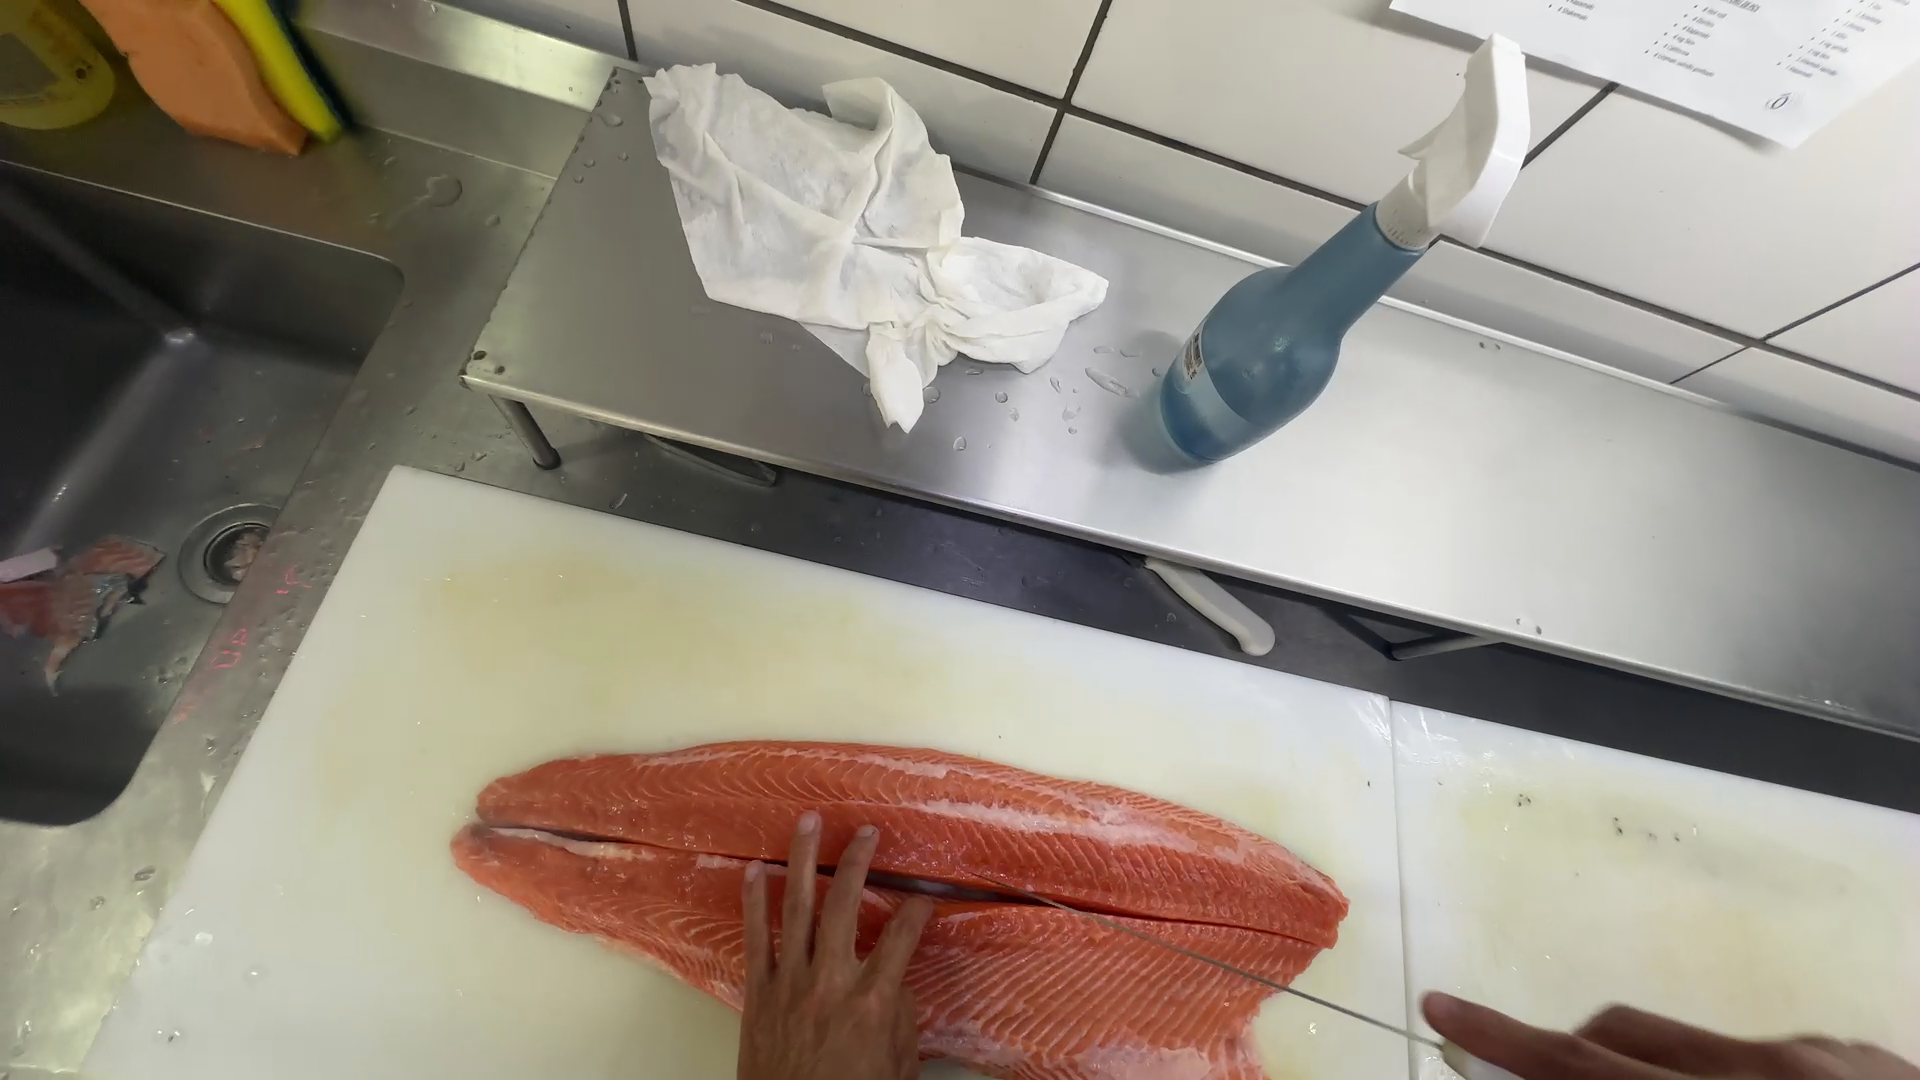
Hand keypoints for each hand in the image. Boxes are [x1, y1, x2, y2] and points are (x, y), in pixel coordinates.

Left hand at [737, 812, 933, 1079]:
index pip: (903, 937)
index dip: (918, 909)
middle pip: (846, 905)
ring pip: (798, 907)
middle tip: (867, 831)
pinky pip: (756, 937)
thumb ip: (900, 1013)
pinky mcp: (759, 992)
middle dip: (858, 861)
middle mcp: (831, 981)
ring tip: (809, 821)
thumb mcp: (897, 1065)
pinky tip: (754, 868)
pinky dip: (754, 900)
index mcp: (871, 1000)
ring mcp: (791, 982)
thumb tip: (896, 973)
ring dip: (803, 859)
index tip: (926, 894)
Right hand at [1424, 992, 1917, 1078]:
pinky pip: (1765, 1050)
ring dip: (1647, 1067)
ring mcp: (1827, 1056)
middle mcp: (1771, 1068)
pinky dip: (1732, 1076)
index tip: (1436, 1006)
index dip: (1500, 1034)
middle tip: (1526, 1068)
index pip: (1586, 1065)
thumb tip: (1573, 1072)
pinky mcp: (1869, 1055)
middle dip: (1557, 1047)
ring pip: (1684, 1037)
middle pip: (1616, 1032)